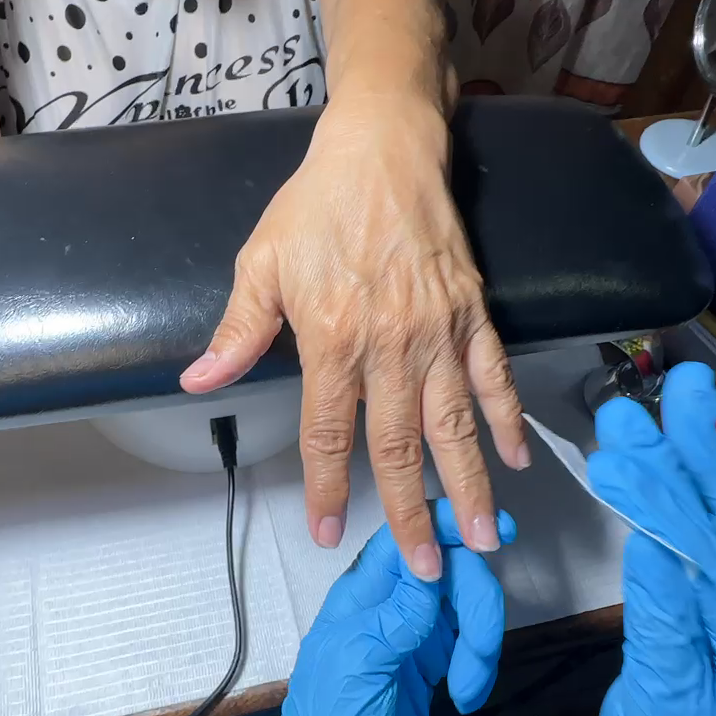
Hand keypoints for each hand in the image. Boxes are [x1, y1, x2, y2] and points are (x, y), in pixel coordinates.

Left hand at [180, 97, 528, 581]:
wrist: (383, 149)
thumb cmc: (317, 206)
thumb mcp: (261, 263)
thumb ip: (236, 332)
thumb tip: (198, 382)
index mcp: (332, 341)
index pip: (328, 435)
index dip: (327, 491)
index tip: (329, 534)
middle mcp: (390, 348)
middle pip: (398, 447)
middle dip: (409, 512)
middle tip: (423, 566)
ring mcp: (439, 333)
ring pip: (454, 425)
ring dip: (468, 485)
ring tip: (480, 536)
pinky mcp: (472, 312)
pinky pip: (494, 376)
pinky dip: (506, 418)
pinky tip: (517, 455)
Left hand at [182, 499, 513, 715]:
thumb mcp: (361, 666)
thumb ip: (398, 615)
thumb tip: (432, 558)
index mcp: (363, 593)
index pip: (409, 539)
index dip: (451, 527)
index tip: (498, 531)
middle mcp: (390, 603)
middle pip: (452, 570)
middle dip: (479, 607)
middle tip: (482, 655)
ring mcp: (412, 632)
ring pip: (466, 606)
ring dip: (481, 645)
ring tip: (468, 691)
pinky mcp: (429, 662)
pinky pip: (468, 642)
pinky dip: (478, 665)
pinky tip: (466, 698)